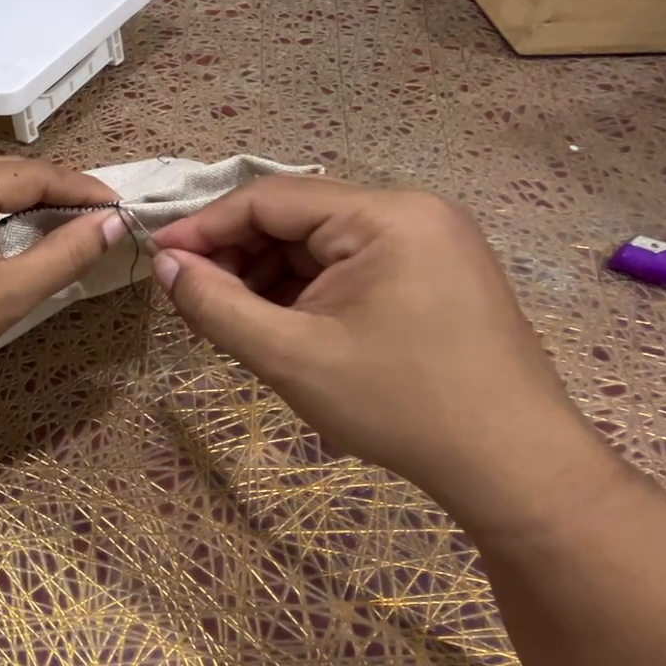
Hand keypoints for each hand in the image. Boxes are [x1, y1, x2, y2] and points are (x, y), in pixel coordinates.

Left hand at [0, 158, 118, 403]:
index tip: (117, 206)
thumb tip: (111, 222)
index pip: (27, 174)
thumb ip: (64, 255)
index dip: (78, 187)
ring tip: (58, 221)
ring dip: (15, 200)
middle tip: (93, 215)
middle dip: (49, 191)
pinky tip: (5, 230)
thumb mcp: (7, 296)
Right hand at [148, 175, 597, 513]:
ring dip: (257, 275)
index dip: (201, 226)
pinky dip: (294, 289)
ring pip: (309, 243)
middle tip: (187, 297)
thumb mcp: (286, 353)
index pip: (266, 199)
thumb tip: (162, 265)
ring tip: (224, 318)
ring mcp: (424, 243)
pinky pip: (338, 265)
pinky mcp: (426, 274)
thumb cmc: (397, 403)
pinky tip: (270, 323)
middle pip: (289, 217)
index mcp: (385, 217)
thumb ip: (212, 302)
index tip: (154, 259)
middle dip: (230, 255)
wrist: (512, 465)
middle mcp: (408, 214)